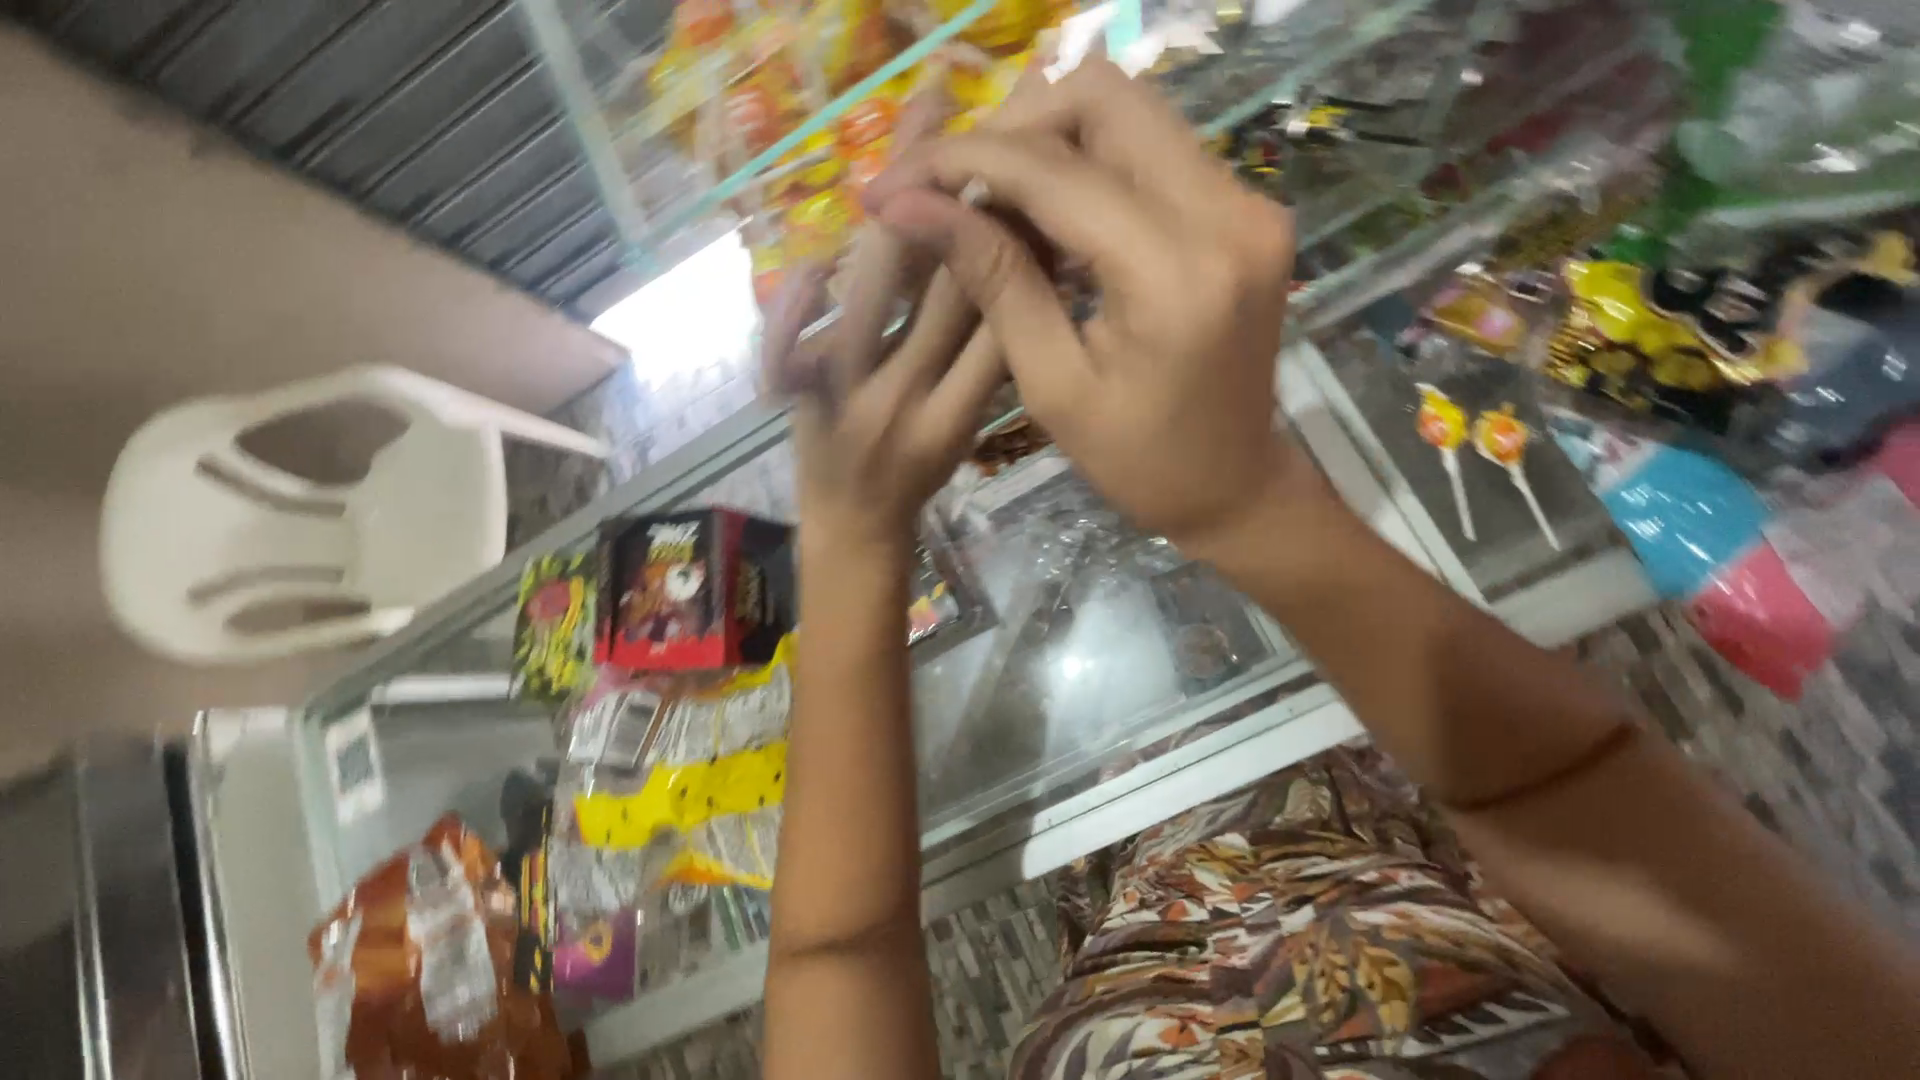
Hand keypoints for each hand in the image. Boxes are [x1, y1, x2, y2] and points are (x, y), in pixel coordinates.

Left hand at [761, 94, 1004, 560]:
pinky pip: (786, 352)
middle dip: (973, 203)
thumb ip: (986, 367)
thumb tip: (1015, 280)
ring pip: (875, 292)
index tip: (1040, 189)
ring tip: (921, 126)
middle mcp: (907, 400)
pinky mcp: (798, 398)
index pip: (1001, 327)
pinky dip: (792, 307)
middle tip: (999, 125)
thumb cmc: (916, 479)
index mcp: (959, 416)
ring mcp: (846, 397)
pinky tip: (813, 262)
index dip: (1023, 252)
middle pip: (946, 293)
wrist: (852, 532)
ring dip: (899, 208)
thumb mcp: (966, 430)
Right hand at [862, 59, 1329, 550]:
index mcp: (1176, 273)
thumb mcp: (1053, 385)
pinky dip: (1086, 162)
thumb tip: (911, 207)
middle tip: (949, 185)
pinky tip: (1043, 210)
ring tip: (987, 196)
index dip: (963, 163)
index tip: (893, 183)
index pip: (1055, 171)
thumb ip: (994, 280)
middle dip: (1009, 129)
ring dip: (1045, 138)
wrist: (1234, 484)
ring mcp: (1247, 202)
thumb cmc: (1139, 462)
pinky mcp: (1245, 207)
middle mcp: (1228, 212)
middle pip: (1102, 98)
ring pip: (1128, 110)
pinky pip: (1152, 148)